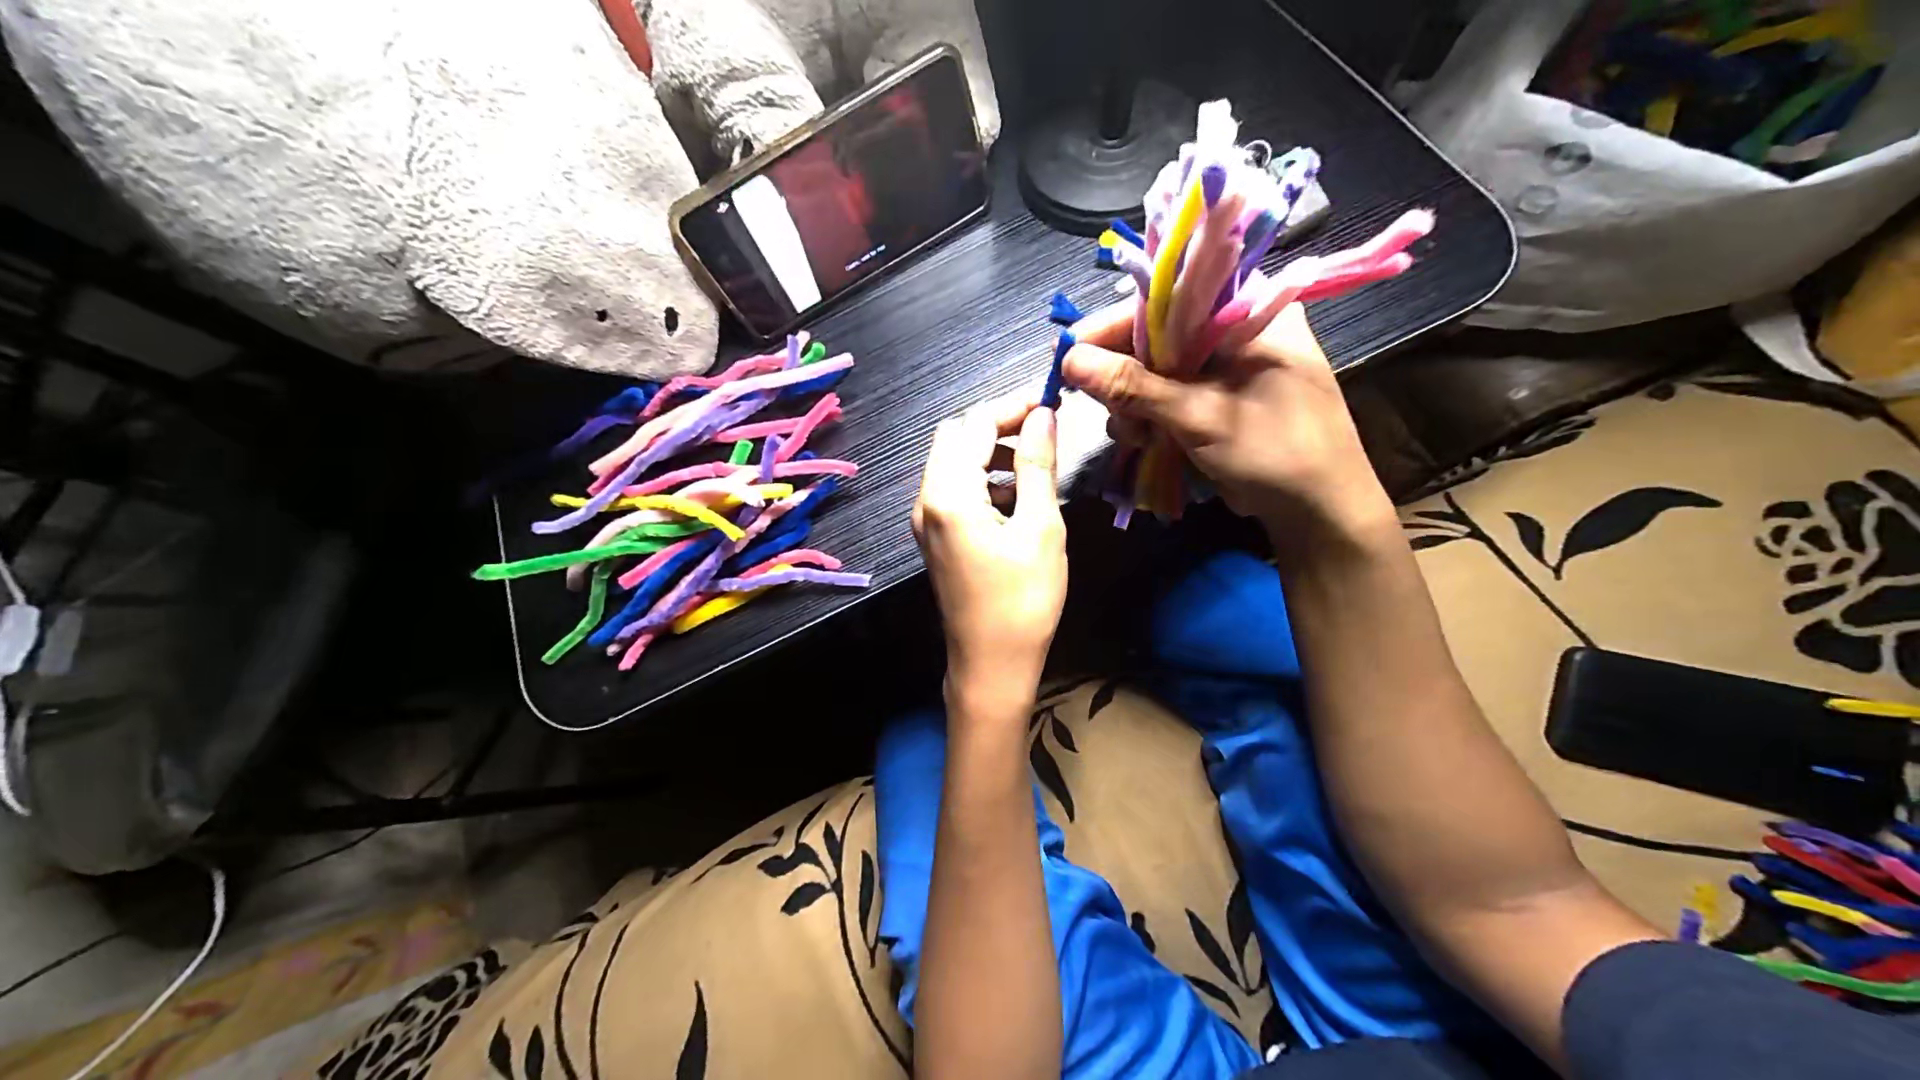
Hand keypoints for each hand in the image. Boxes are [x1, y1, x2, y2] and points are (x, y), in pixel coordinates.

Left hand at [913, 396, 1067, 712]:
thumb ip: (1036, 466)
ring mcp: (926, 520)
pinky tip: (1015, 493)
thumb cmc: (1024, 601)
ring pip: (952, 462)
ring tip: (1034, 460)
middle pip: (955, 437)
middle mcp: (926, 500)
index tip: (1051, 401)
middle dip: (997, 424)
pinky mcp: (935, 538)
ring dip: (989, 450)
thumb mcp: (1040, 528)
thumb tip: (1043, 415)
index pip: (975, 425)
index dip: (1013, 406)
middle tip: (1042, 428)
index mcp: (948, 494)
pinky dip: (981, 478)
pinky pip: (953, 490)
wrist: (991, 666)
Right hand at [1062, 301, 1394, 538]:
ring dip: (1133, 404)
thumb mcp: (1200, 416)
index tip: (1070, 358)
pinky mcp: (1215, 395)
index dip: (1112, 327)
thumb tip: (1068, 358)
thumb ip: (1133, 386)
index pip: (1164, 299)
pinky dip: (1148, 416)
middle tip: (1115, 414)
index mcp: (1246, 310)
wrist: (1320, 512)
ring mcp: (1223, 363)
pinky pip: (1165, 393)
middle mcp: (1232, 327)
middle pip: (1152, 336)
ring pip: (1152, 369)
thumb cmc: (1276, 452)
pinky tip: (1146, 440)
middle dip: (1124, 377)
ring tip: (1138, 437)